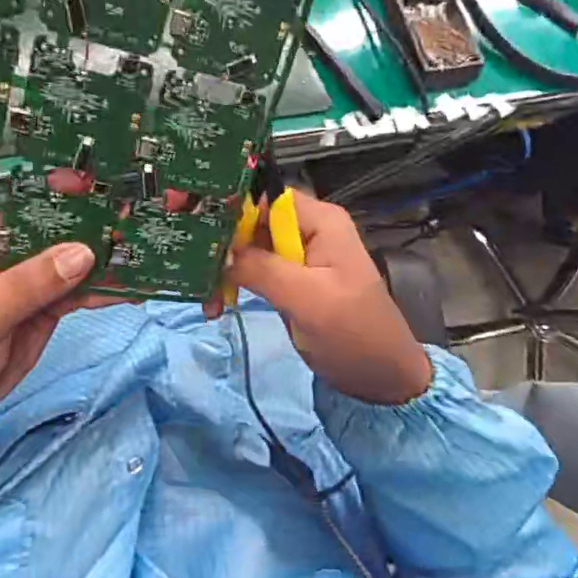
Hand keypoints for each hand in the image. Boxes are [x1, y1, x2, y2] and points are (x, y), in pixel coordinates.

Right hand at [219, 193, 432, 404]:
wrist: (381, 379)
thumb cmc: (354, 335)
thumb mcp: (308, 300)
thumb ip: (263, 269)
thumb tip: (220, 252)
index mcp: (319, 220)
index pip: (263, 197)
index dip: (230, 210)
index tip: (198, 232)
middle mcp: (305, 229)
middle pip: (249, 221)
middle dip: (221, 246)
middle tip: (196, 273)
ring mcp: (295, 254)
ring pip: (244, 247)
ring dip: (222, 269)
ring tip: (207, 299)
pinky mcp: (286, 278)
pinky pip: (249, 269)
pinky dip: (231, 283)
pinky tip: (216, 303)